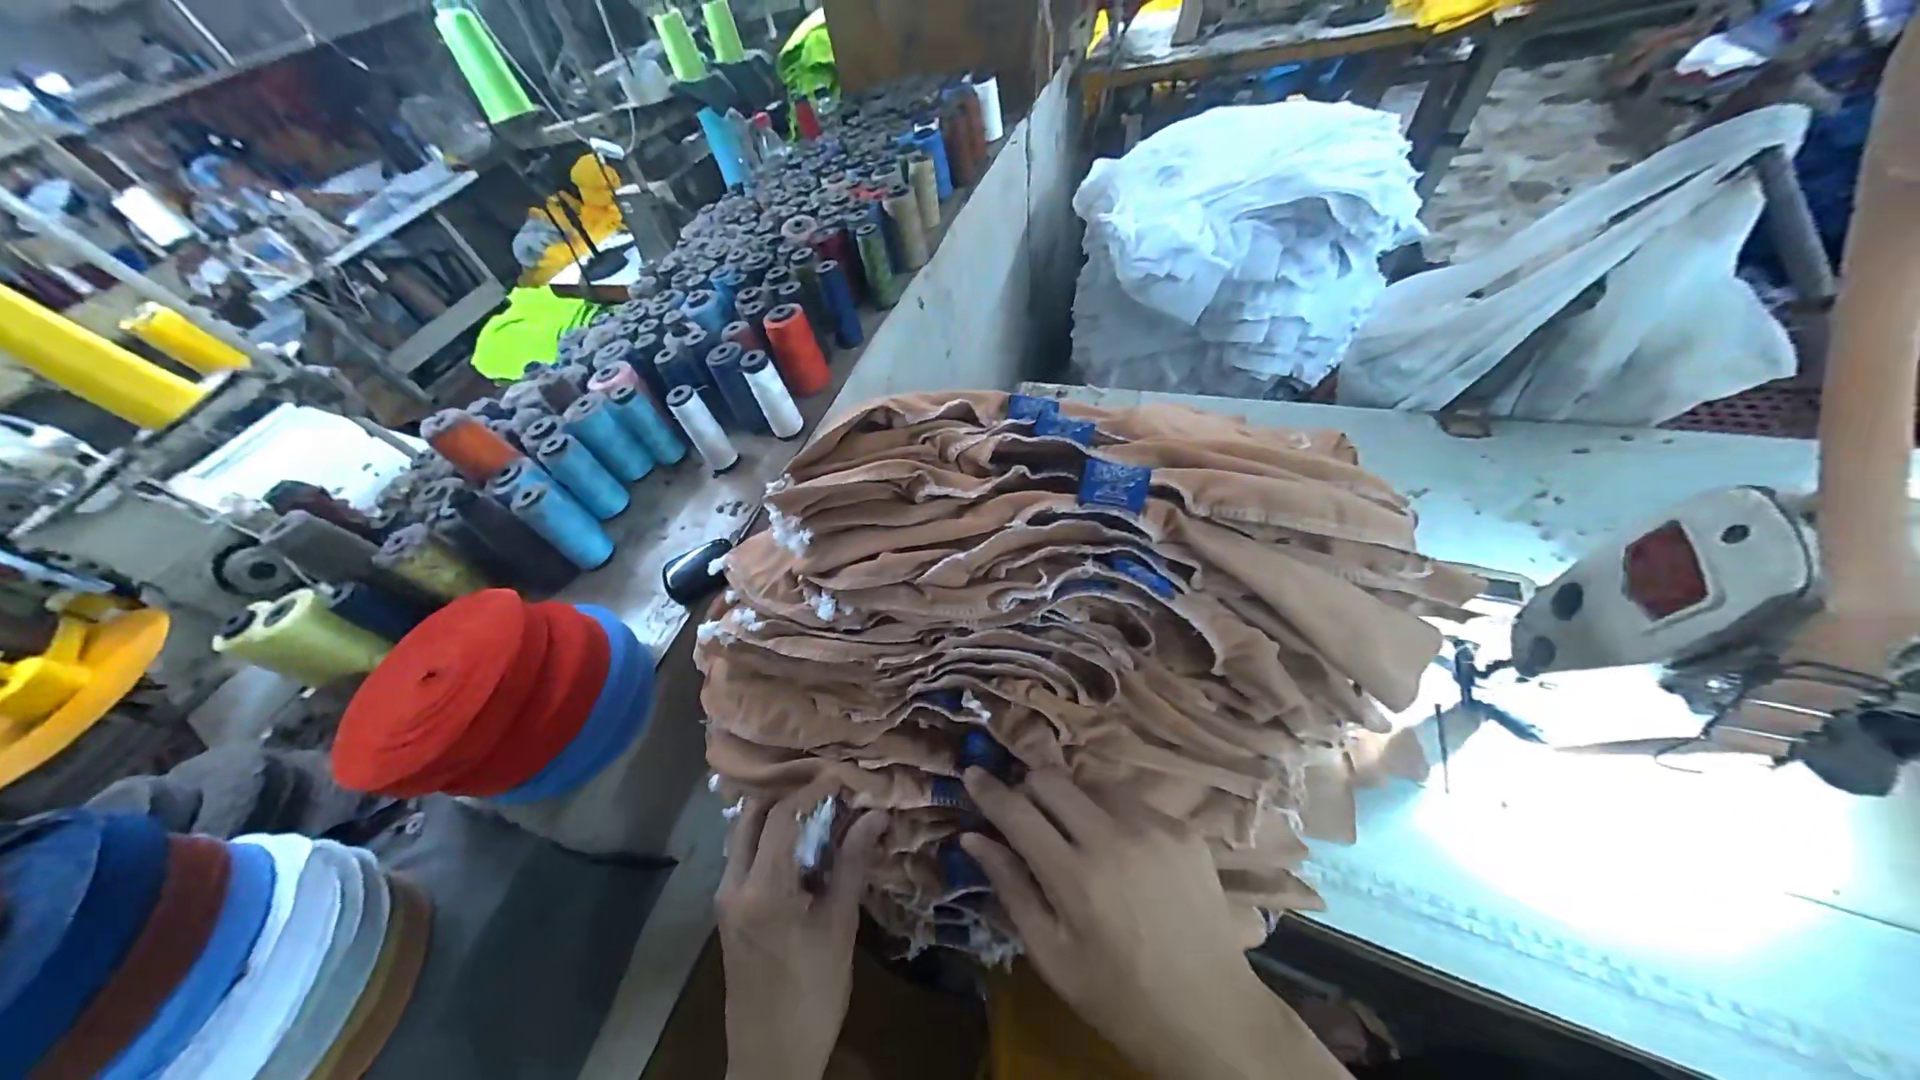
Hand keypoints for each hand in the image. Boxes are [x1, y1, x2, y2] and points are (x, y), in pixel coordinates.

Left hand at [717, 791, 887, 1079]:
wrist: (771, 1056)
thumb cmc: (813, 992)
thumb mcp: (839, 925)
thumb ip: (852, 863)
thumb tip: (876, 816)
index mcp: (761, 888)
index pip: (781, 816)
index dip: (812, 789)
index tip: (841, 775)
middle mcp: (733, 884)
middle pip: (751, 817)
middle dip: (787, 794)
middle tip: (824, 785)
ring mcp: (725, 898)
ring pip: (742, 834)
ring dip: (775, 814)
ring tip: (816, 805)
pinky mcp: (727, 911)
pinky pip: (743, 855)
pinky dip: (768, 838)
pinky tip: (800, 841)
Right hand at [961, 768, 1350, 1079]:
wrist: (1213, 1015)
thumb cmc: (1119, 997)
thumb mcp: (1052, 955)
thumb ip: (1011, 888)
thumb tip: (973, 838)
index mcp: (1076, 876)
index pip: (1017, 811)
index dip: (988, 789)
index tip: (972, 774)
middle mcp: (1114, 837)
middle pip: (1053, 780)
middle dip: (1029, 788)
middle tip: (1024, 813)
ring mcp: (1154, 828)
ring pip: (1092, 783)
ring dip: (1071, 798)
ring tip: (1073, 833)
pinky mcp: (1183, 830)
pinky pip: (1131, 801)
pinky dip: (1111, 813)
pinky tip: (1118, 849)